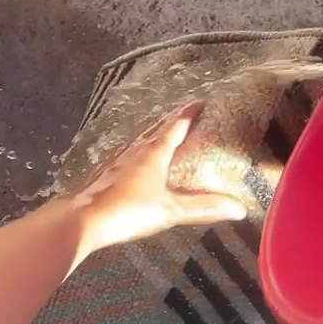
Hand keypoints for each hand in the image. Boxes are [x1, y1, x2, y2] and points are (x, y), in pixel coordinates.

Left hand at [66, 103, 248, 257]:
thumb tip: (238, 208)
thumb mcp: (171, 210)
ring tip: (159, 133)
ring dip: (150, 135)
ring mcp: (115, 163)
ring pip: (137, 142)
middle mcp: (133, 152)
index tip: (200, 103)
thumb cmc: (129, 210)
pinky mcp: (103, 176)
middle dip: (169, 121)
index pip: (174, 127)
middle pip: (154, 130)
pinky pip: (123, 157)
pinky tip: (130, 161)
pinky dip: (133, 153)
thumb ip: (203, 207)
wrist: (85, 220)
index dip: (188, 115)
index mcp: (153, 154)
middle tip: (182, 115)